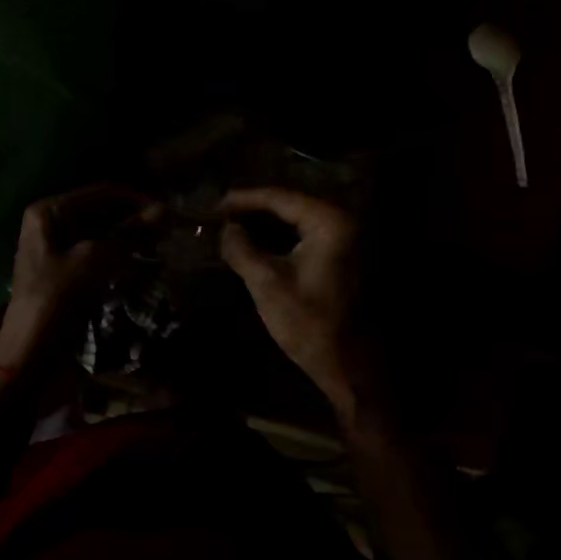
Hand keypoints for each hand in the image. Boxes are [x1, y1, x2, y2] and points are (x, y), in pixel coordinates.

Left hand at [0, 185, 159, 370]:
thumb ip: (129, 233)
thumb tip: (164, 209)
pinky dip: (117, 262)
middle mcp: (49, 225)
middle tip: (169, 233)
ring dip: (128, 244)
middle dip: (132, 223)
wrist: (30, 351)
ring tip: (160, 250)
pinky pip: (96, 259)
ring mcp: (55, 251)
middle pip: (100, 215)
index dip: (135, 200)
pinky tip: (141, 268)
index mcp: (48, 212)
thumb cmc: (56, 299)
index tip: (170, 210)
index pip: (100, 193)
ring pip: (101, 238)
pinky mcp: (64, 275)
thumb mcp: (94, 261)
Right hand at [218, 187, 366, 412]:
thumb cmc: (308, 322)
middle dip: (252, 209)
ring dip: (263, 223)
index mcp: (329, 223)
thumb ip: (241, 249)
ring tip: (230, 227)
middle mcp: (343, 223)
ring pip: (296, 220)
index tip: (212, 204)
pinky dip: (278, 237)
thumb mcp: (265, 283)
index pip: (279, 198)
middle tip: (218, 215)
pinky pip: (304, 236)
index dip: (242, 199)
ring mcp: (346, 240)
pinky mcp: (342, 258)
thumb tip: (225, 229)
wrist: (348, 361)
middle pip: (289, 204)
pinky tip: (253, 244)